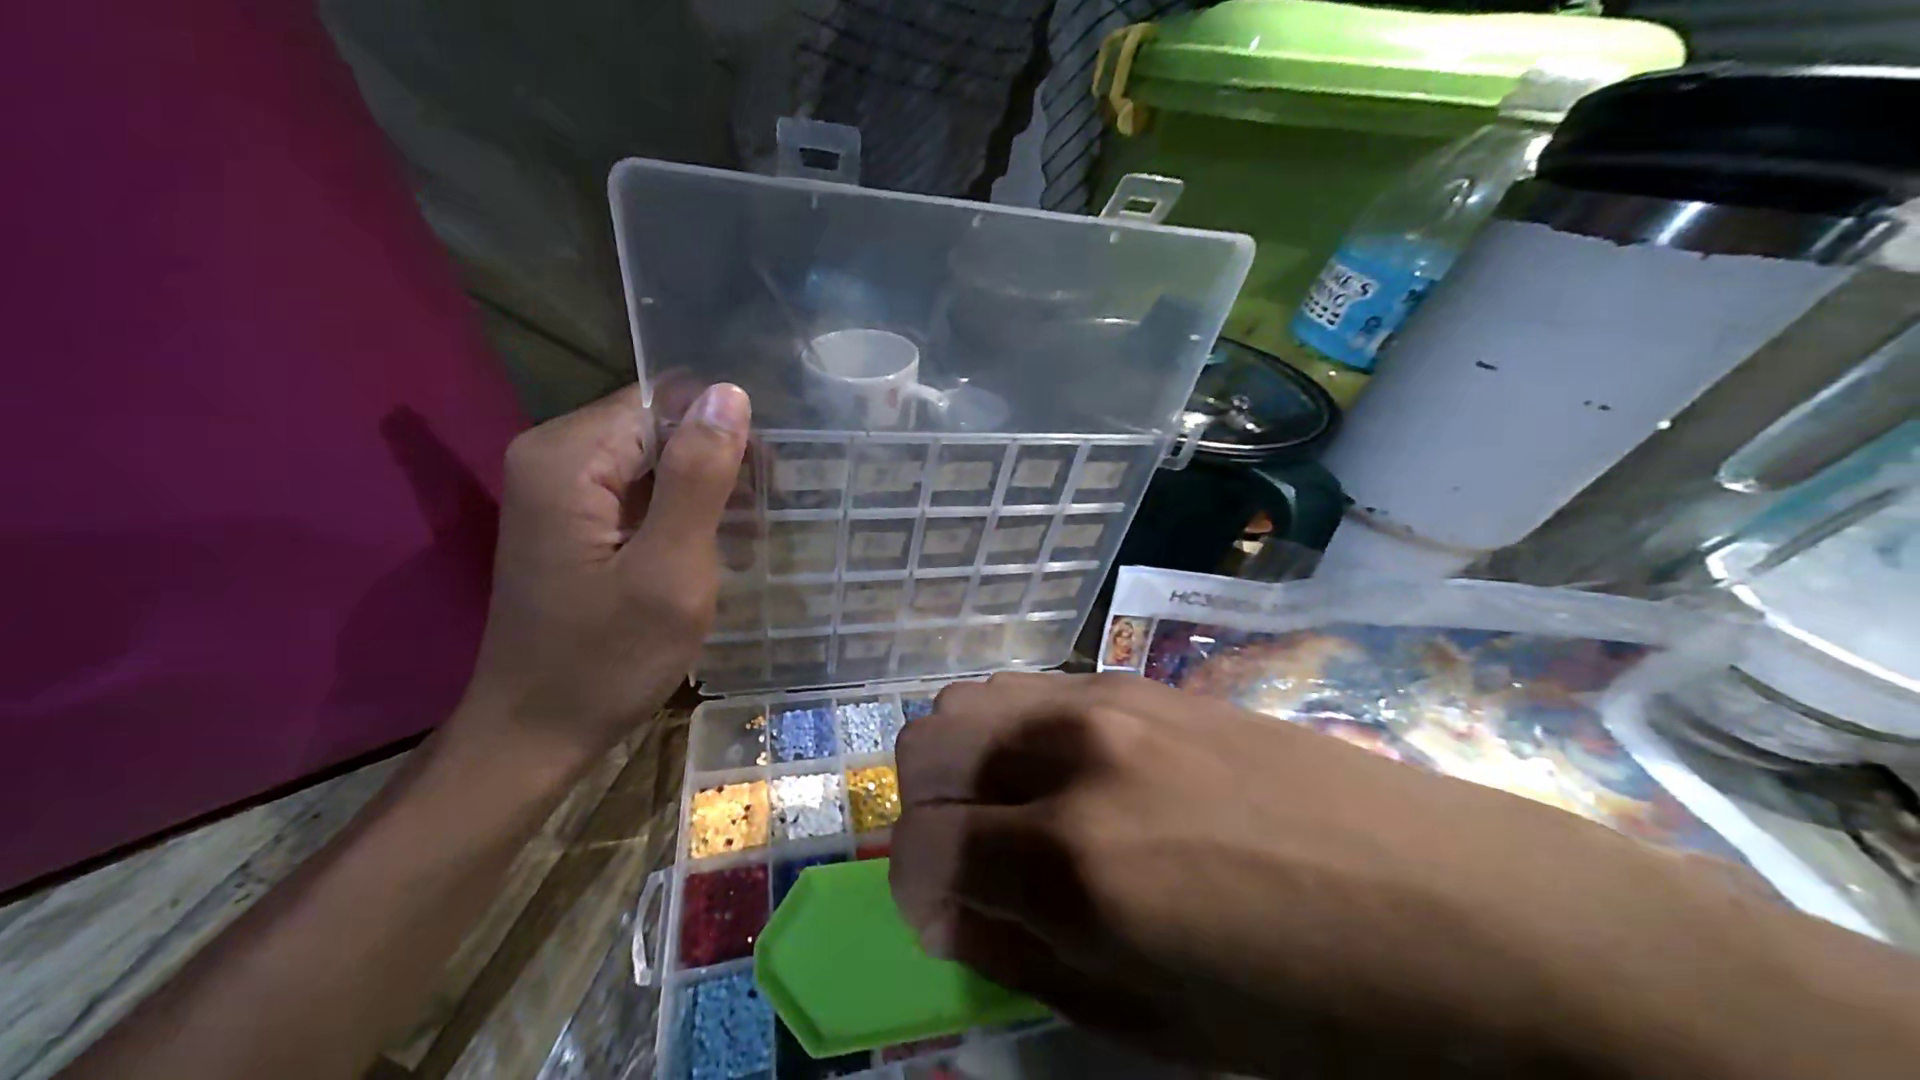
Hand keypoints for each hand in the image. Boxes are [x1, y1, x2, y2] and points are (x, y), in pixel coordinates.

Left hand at [456, 382, 749, 766]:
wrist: (537, 732)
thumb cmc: (609, 660)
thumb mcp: (670, 571)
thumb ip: (698, 478)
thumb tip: (730, 393)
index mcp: (569, 457)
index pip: (666, 400)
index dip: (724, 430)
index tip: (769, 478)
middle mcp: (554, 455)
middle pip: (657, 423)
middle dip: (717, 459)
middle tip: (764, 512)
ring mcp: (559, 488)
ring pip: (654, 456)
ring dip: (705, 487)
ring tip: (748, 532)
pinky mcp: (572, 518)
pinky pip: (639, 488)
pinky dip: (682, 508)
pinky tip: (716, 543)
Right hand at [888, 673, 1809, 1078]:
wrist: (1466, 909)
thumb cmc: (1314, 1007)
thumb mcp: (1149, 1022)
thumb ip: (1021, 956)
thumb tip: (947, 909)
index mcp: (1075, 861)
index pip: (920, 850)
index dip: (916, 893)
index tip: (949, 916)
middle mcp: (1076, 756)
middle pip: (926, 745)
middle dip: (927, 810)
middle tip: (973, 858)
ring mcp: (1114, 701)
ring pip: (972, 700)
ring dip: (967, 760)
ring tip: (1017, 810)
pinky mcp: (1150, 681)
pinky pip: (1038, 687)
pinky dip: (1020, 730)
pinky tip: (1074, 773)